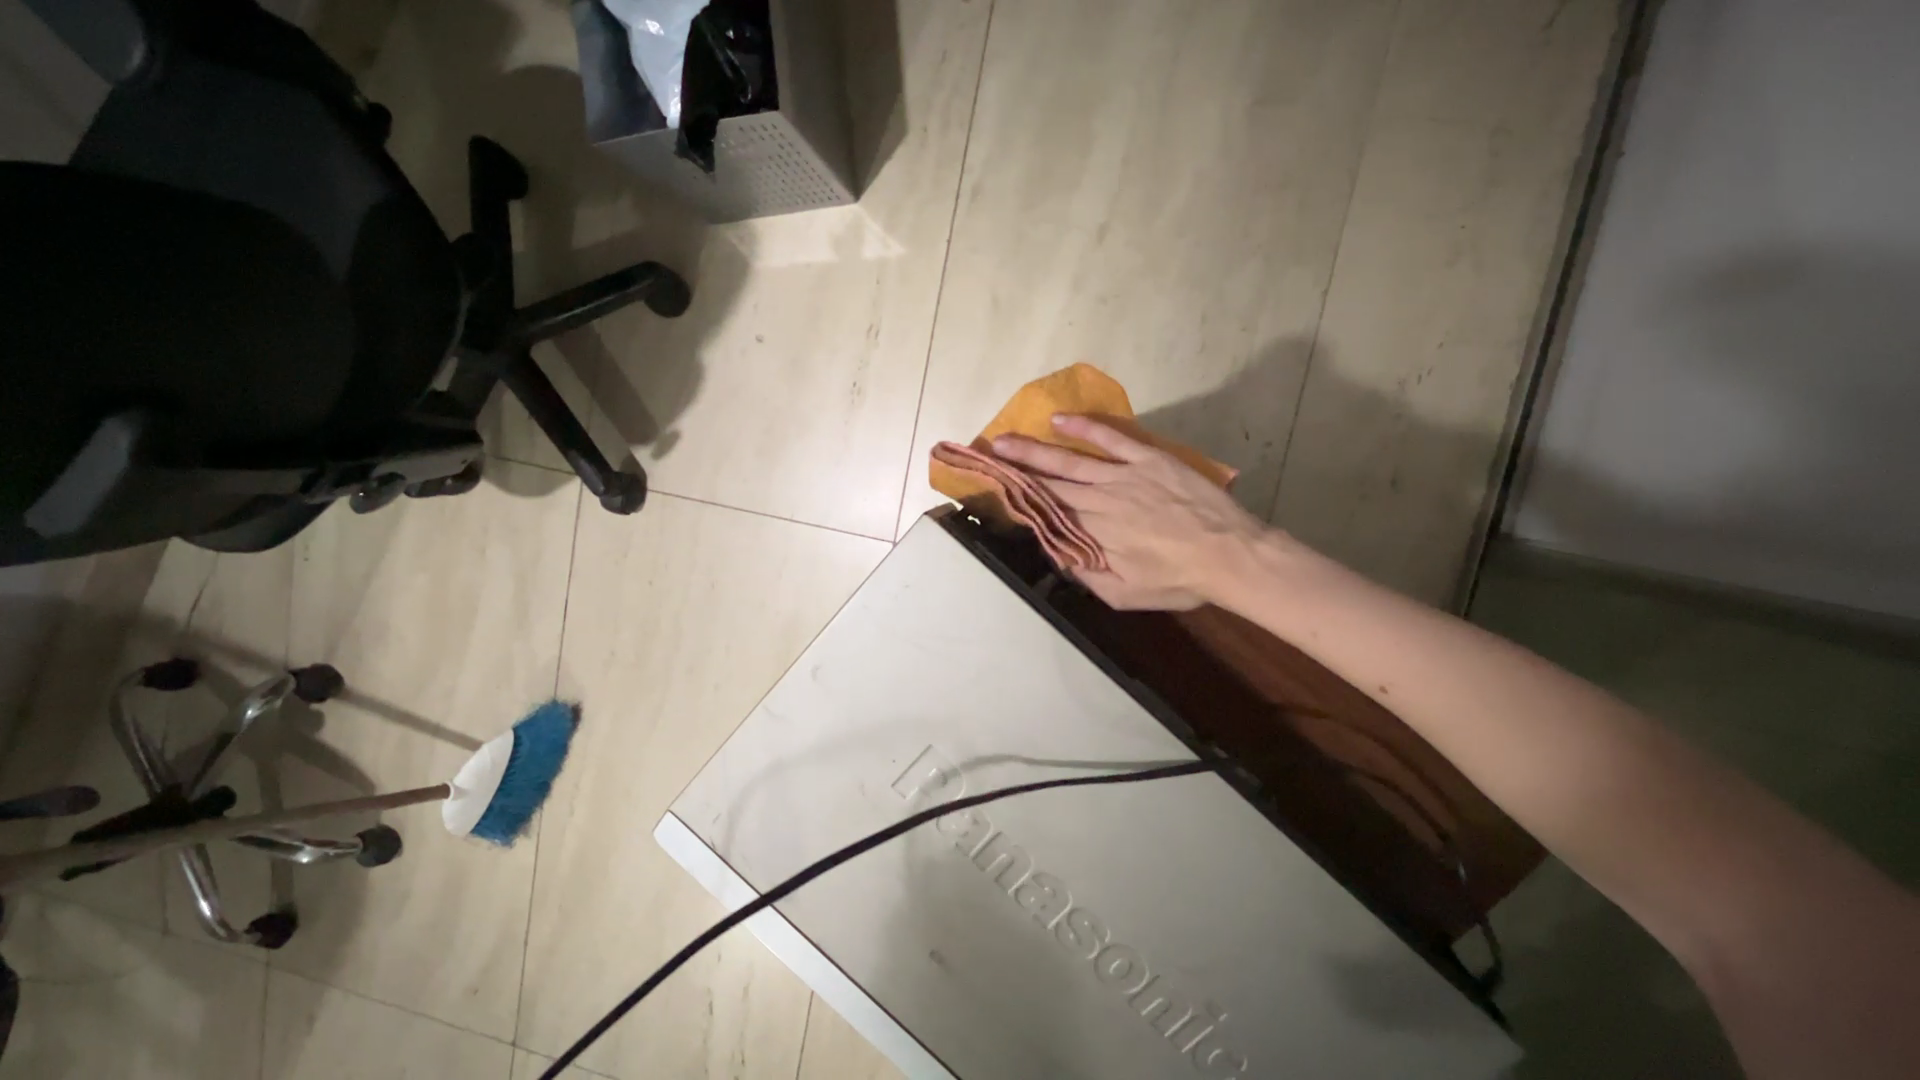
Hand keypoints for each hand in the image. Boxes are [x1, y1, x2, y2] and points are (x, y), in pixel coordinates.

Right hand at [992, 415, 1271, 609]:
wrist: (1228, 554)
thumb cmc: (1178, 580)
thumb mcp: (1124, 595)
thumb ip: (1087, 575)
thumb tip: (1060, 555)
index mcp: (1092, 534)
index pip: (1046, 513)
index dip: (1018, 500)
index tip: (993, 489)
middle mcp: (1099, 500)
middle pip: (1048, 484)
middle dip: (1014, 471)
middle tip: (985, 457)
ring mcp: (1122, 475)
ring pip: (1069, 461)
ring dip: (1033, 450)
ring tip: (1004, 440)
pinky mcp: (1147, 459)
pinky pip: (1110, 439)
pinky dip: (1084, 428)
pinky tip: (1059, 420)